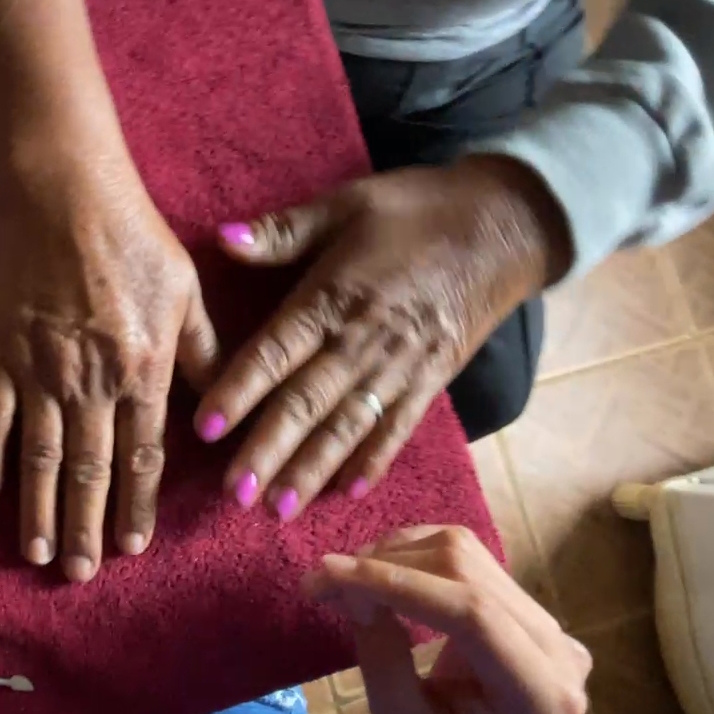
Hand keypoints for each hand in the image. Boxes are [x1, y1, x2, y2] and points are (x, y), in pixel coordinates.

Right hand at [0, 156, 218, 581]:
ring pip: (42, 458)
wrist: (61, 194)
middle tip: (80, 574)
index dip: (137, 508)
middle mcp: (93, 383)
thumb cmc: (132, 236)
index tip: (132, 550)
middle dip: (87, 527)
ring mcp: (40, 373)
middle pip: (91, 471)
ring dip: (40, 510)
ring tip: (38, 554)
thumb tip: (219, 407)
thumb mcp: (186, 289)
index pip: (143, 457)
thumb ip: (202, 353)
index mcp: (145, 369)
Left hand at [195, 157, 567, 517]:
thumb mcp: (345, 204)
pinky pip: (397, 428)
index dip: (238, 391)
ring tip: (278, 509)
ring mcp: (401, 367)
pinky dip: (372, 461)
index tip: (204, 429)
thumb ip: (282, 230)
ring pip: (347, 427)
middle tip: (233, 493)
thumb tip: (220, 237)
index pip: (276, 353)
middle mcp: (363, 341)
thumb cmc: (415, 210)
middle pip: (306, 403)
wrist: (509, 223)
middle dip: (268, 451)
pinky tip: (346, 493)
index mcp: (334, 298)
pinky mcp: (431, 381)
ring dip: (311, 469)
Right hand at [307, 526, 590, 713]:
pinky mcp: (524, 601)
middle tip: (321, 581)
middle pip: (464, 571)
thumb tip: (354, 587)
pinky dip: (408, 552)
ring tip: (347, 578)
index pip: (470, 613)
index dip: (395, 582)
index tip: (326, 571)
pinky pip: (463, 552)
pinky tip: (379, 573)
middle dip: (383, 565)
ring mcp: (546, 619)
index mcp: (538, 694)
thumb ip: (381, 656)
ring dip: (391, 553)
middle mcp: (557, 647)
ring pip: (461, 550)